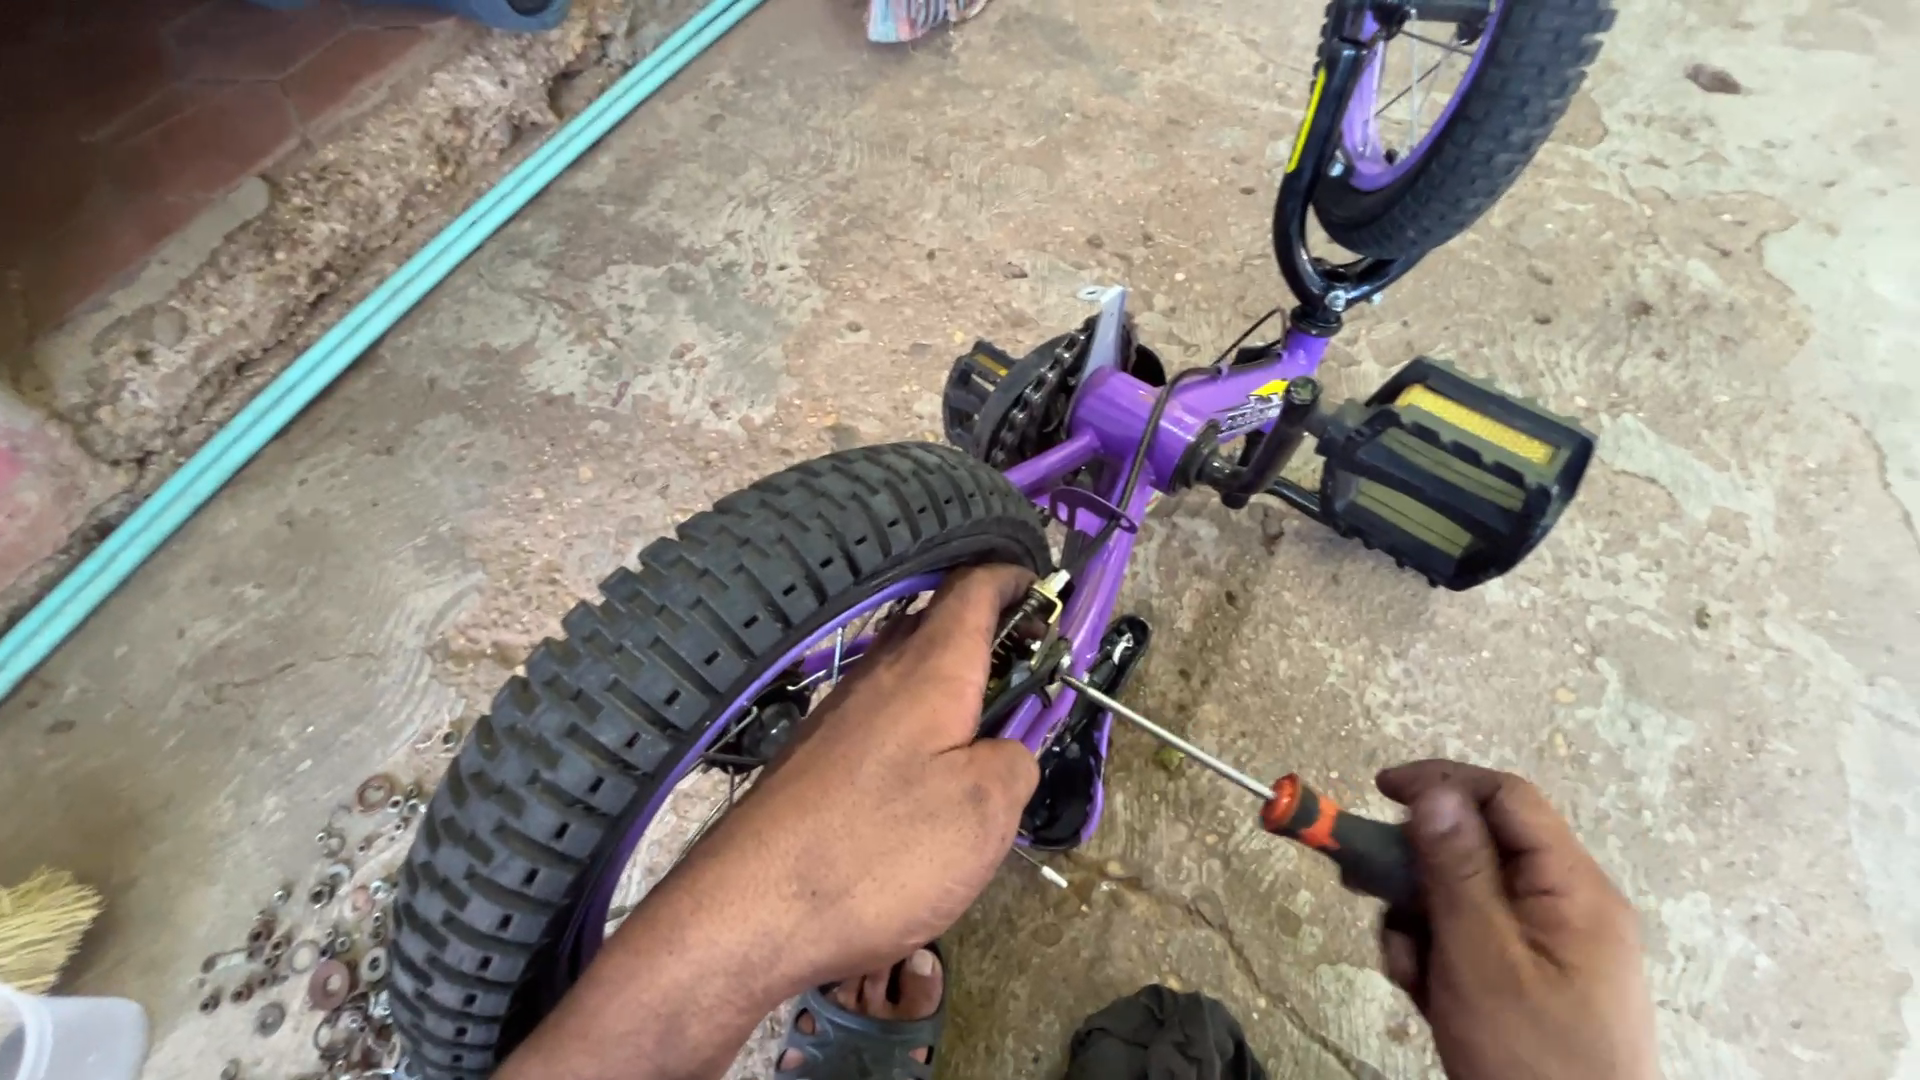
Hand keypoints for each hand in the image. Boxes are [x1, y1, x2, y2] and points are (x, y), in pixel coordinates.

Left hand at [501, 565, 1040, 1079]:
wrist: (750, 910)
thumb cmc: (881, 849)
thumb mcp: (984, 810)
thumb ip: (1016, 759)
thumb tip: (1005, 749)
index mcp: (931, 666)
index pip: (973, 584)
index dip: (1014, 577)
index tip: (1048, 597)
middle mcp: (881, 671)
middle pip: (941, 622)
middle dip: (992, 637)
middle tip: (1030, 681)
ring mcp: (842, 709)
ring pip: (912, 670)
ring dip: (957, 685)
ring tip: (985, 739)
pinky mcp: (819, 750)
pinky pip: (885, 711)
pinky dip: (922, 722)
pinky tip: (926, 781)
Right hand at [1377, 761, 1657, 1079]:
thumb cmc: (1529, 1056)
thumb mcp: (1481, 957)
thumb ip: (1456, 869)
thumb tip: (1432, 790)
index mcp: (1573, 889)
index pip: (1505, 797)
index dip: (1440, 782)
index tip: (1377, 791)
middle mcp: (1565, 903)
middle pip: (1475, 844)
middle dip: (1414, 864)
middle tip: (1363, 883)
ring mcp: (1548, 940)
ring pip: (1461, 891)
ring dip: (1416, 915)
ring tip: (1404, 963)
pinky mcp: (1528, 971)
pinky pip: (1468, 931)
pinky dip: (1433, 949)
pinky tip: (1423, 986)